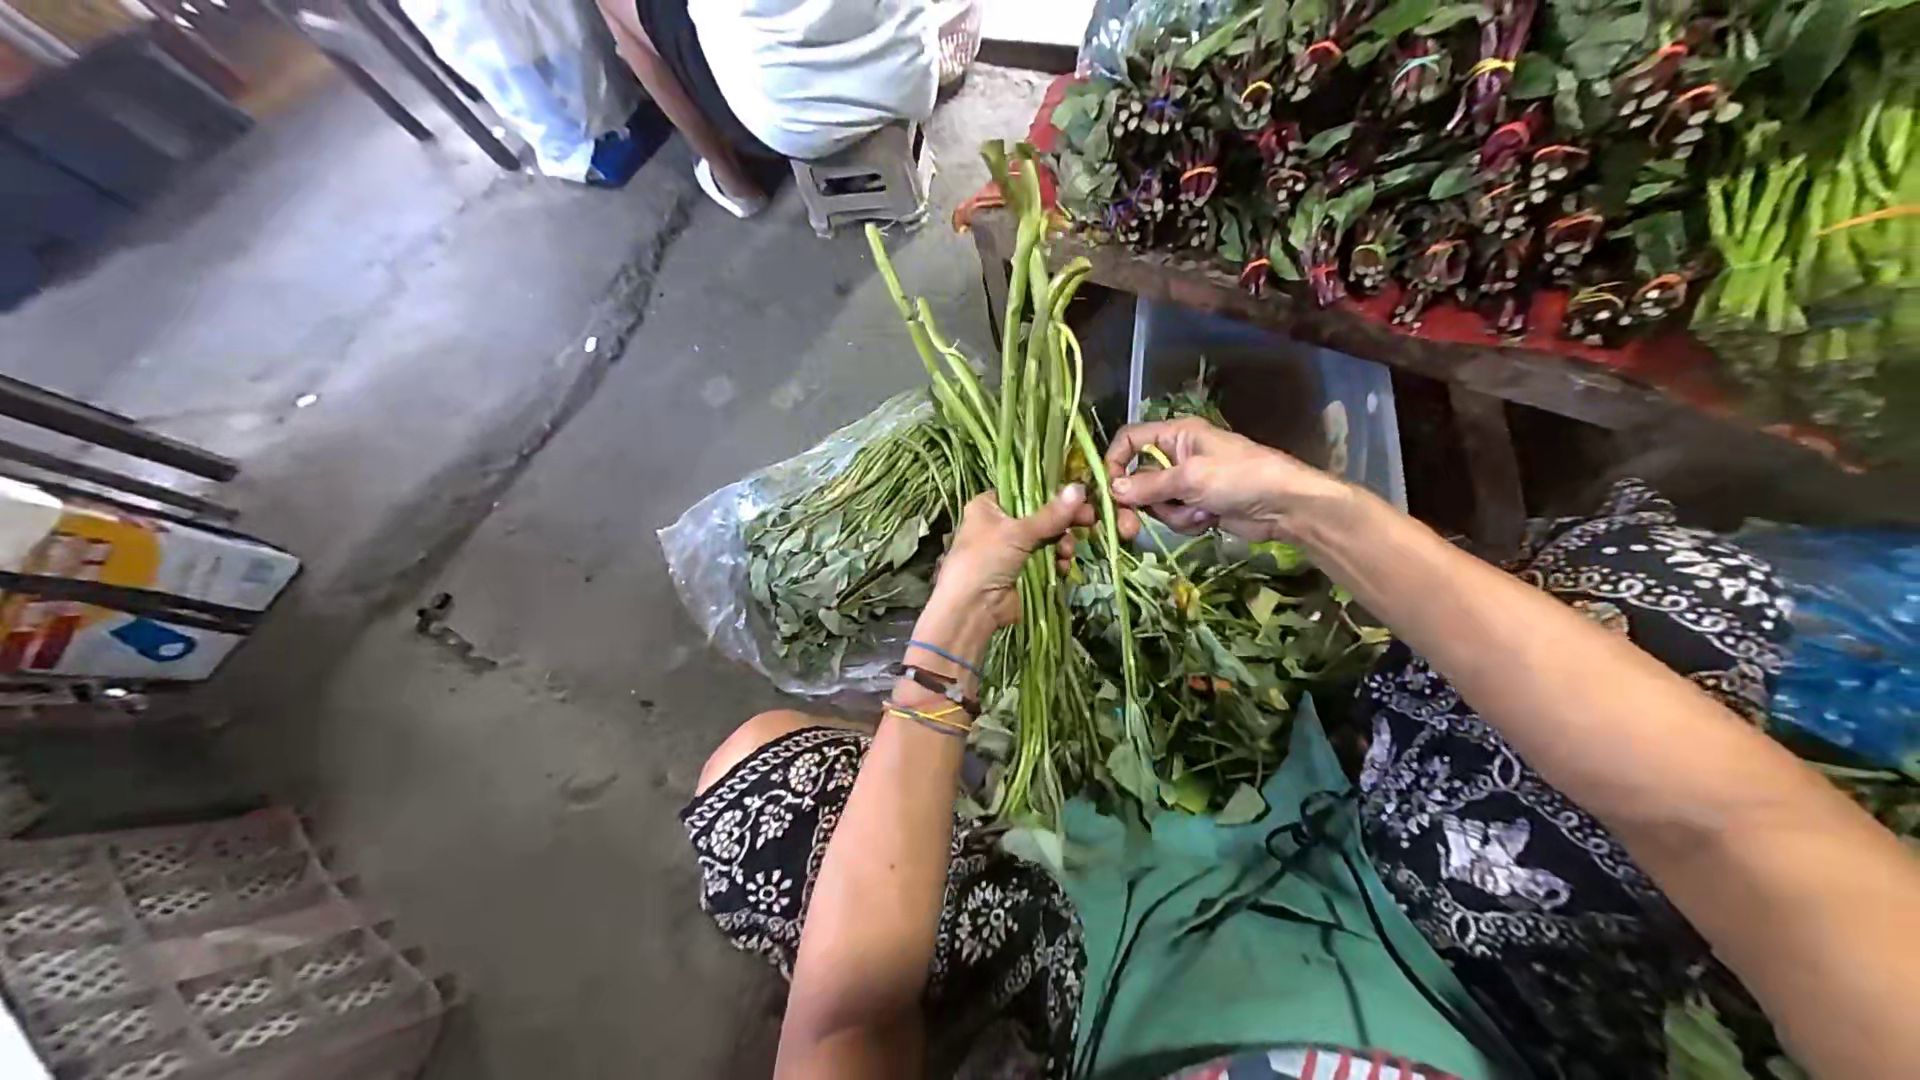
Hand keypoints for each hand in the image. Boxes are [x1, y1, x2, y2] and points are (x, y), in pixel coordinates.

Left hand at [929, 486, 1095, 628]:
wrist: (972, 608)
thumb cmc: (985, 559)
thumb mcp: (1017, 532)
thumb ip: (1051, 514)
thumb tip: (1080, 488)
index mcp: (989, 506)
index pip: (1024, 489)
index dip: (1051, 492)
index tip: (1078, 494)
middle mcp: (1001, 524)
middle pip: (1041, 514)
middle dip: (1065, 520)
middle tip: (1090, 519)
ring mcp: (1014, 548)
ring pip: (1048, 537)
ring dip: (1062, 543)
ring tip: (1067, 551)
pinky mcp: (1025, 570)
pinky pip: (1048, 559)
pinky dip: (1058, 561)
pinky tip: (1063, 565)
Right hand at [1104, 417, 1346, 542]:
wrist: (1286, 507)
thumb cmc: (1240, 478)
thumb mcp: (1190, 478)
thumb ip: (1148, 485)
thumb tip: (1111, 489)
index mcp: (1175, 435)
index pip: (1129, 440)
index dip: (1114, 462)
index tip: (1109, 489)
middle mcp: (1177, 455)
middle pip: (1137, 478)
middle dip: (1137, 503)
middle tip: (1128, 528)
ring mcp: (1187, 482)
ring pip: (1154, 502)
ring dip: (1171, 514)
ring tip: (1198, 514)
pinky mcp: (1197, 505)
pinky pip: (1173, 516)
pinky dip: (1186, 522)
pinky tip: (1207, 520)